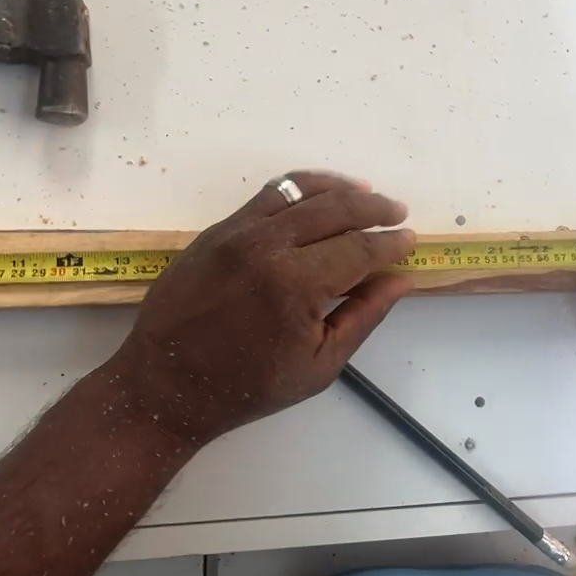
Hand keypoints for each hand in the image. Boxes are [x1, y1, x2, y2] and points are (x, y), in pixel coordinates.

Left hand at [106, 171, 416, 447]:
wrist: (165, 384)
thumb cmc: (247, 387)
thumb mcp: (319, 365)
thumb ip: (363, 316)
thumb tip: (400, 280)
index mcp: (296, 287)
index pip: (360, 249)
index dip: (391, 243)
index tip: (410, 240)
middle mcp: (268, 247)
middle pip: (336, 209)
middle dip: (374, 208)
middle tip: (398, 211)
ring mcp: (238, 232)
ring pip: (301, 190)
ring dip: (340, 188)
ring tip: (366, 192)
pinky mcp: (219, 229)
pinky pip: (268, 195)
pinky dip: (301, 188)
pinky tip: (319, 196)